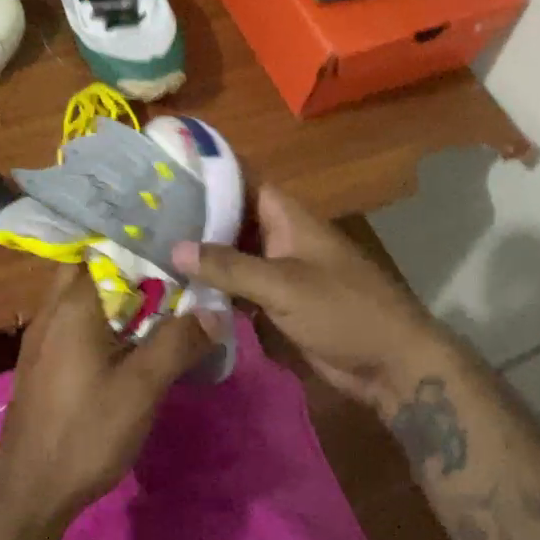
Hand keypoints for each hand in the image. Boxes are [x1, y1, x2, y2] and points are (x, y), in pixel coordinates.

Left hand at [0, 266, 214, 539]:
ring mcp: (43, 332)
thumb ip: (177, 342)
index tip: (176, 244)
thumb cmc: (86, 430)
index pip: (106, 249)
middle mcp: (52, 306)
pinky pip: (75, 317)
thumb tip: (213, 309)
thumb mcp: (142, 388)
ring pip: (81, 292)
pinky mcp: (43, 357)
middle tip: (169, 272)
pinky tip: (127, 336)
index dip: (142, 244)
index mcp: (73, 302)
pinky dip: (101, 315)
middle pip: (90, 265)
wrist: (30, 487)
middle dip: (128, 265)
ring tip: (157, 300)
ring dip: (115, 292)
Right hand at [171, 186, 438, 404]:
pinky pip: (240, 286)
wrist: (393, 365)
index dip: (206, 175)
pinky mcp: (279, 302)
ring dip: (202, 256)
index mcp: (287, 217)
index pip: (240, 181)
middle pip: (231, 218)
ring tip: (151, 251)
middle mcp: (280, 236)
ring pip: (233, 254)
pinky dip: (216, 287)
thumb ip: (228, 266)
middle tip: (146, 217)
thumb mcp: (282, 285)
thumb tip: (175, 248)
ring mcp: (280, 270)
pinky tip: (180, 291)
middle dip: (195, 218)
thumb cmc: (343, 310)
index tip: (165, 173)